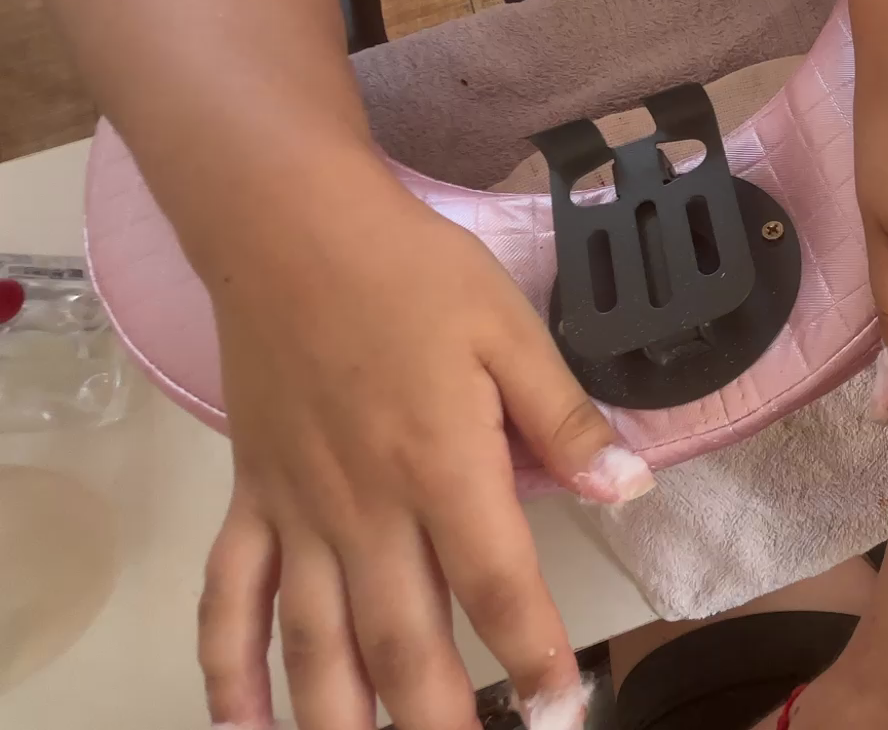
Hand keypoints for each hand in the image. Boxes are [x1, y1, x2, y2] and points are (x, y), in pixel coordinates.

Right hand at [197, 186, 648, 729]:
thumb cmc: (423, 281)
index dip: (532, 652)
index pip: (498, 583)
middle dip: (444, 714)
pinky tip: (244, 724)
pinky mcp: (251, 494)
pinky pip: (230, 599)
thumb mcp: (517, 338)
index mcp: (445, 469)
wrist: (300, 236)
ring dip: (345, 718)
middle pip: (405, 637)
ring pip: (316, 643)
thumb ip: (568, 423)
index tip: (560, 712)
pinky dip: (228, 671)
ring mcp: (297, 510)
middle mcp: (366, 510)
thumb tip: (630, 488)